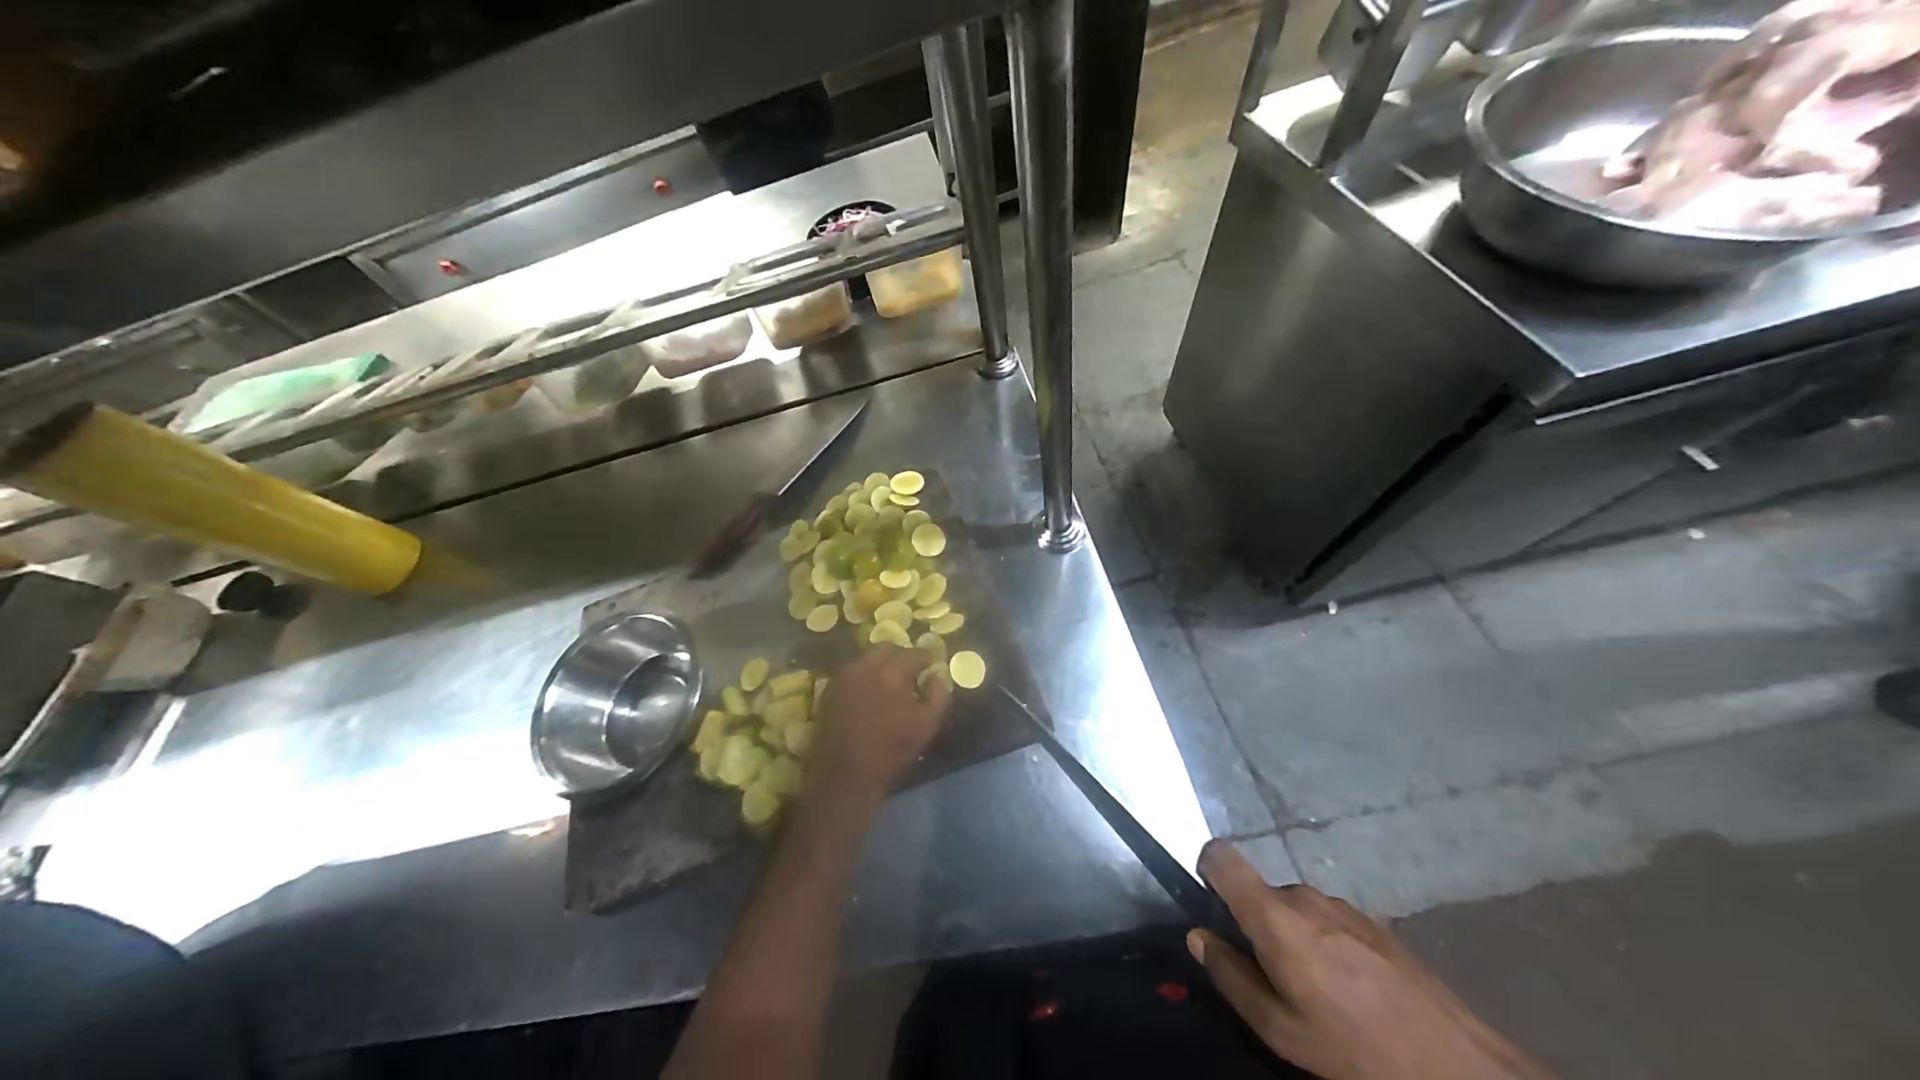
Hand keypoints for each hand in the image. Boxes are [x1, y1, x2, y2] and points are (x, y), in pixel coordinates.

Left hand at [811, 646, 951, 795]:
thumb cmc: (891, 749)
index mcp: (893, 671)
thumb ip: (939, 695)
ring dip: (882, 665)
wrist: (845, 772)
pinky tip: (870, 693)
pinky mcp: (830, 687)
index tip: (931, 668)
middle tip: (911, 674)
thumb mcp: (928, 725)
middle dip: (902, 657)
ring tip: (890, 684)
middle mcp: (866, 664)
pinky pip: (853, 671)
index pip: (915, 653)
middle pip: (888, 649)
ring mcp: (845, 674)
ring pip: (868, 658)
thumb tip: (935, 676)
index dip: (927, 659)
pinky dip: (865, 675)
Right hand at [1189, 840, 1555, 1079]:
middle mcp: (1304, 897)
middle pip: (1260, 894)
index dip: (1207, 869)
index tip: (1210, 905)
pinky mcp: (1372, 920)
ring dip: (1292, 937)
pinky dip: (1324, 944)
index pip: (1222, 857)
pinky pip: (1327, 920)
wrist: (1455, 1066)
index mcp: (1275, 918)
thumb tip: (1199, 938)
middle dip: (1256, 926)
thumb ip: (1230, 976)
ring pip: (1294, 909)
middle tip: (1272, 979)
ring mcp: (1342, 905)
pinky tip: (1350, 991)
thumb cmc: (1354, 1050)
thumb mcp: (1279, 1029)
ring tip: (1317, 992)